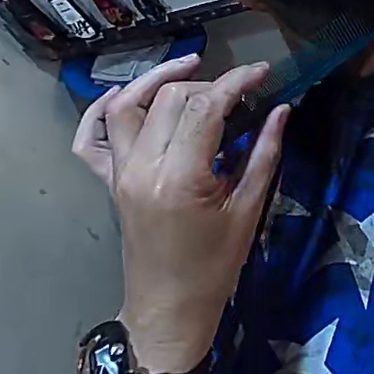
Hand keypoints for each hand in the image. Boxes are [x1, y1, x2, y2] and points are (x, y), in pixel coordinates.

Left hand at [98, 60, 288, 371]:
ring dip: (158, 79)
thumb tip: (281, 109)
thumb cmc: (215, 265)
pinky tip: (128, 94)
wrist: (169, 307)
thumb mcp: (249, 209)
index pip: (205, 107)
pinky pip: (92, 137)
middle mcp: (141, 169)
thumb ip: (265, 153)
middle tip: (240, 90)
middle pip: (170, 99)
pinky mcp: (108, 181)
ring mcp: (118, 173)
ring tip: (192, 65)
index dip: (236, 81)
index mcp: (180, 179)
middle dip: (209, 82)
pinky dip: (104, 108)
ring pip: (127, 106)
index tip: (263, 72)